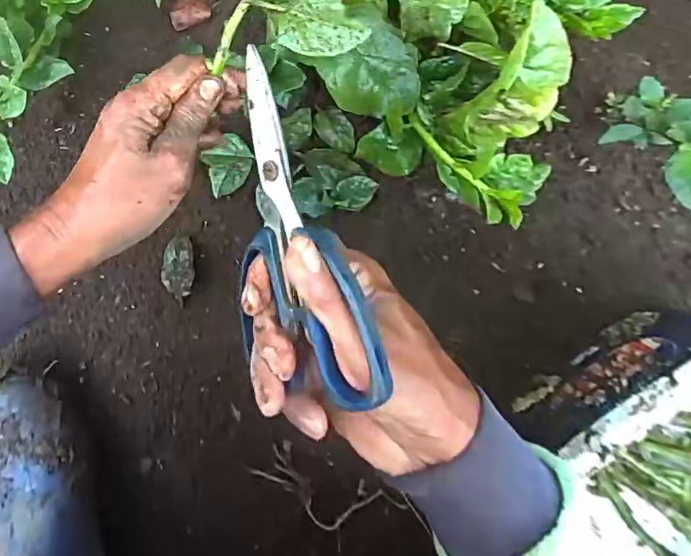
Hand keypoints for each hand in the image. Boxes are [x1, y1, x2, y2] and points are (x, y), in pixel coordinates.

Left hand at [9, 55, 242, 295]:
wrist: (75, 232)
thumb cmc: (122, 205)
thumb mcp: (171, 162)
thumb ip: (194, 119)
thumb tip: (214, 85)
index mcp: (139, 102)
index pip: (188, 67)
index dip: (220, 74)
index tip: (247, 90)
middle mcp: (131, 102)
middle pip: (181, 80)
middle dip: (214, 90)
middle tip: (242, 109)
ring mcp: (128, 118)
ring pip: (175, 100)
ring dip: (204, 108)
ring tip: (229, 124)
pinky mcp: (128, 136)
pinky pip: (164, 119)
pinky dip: (188, 125)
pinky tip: (208, 139)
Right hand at [242, 237, 480, 475]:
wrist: (434, 447)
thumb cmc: (412, 381)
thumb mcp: (359, 341)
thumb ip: (322, 295)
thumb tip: (295, 243)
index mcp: (348, 279)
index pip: (295, 257)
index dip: (267, 275)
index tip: (256, 301)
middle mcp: (332, 306)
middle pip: (275, 304)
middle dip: (269, 338)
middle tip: (281, 362)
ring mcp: (323, 342)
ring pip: (274, 345)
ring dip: (271, 374)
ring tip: (282, 398)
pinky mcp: (319, 378)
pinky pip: (286, 382)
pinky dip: (292, 403)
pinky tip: (316, 421)